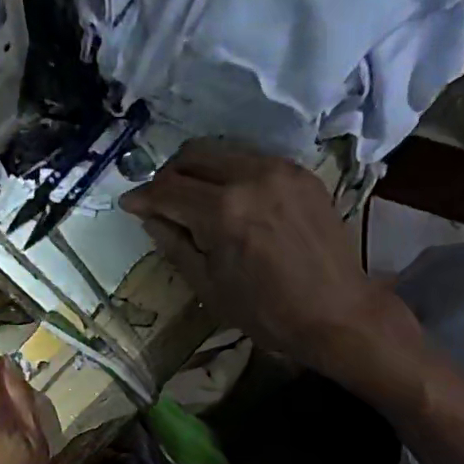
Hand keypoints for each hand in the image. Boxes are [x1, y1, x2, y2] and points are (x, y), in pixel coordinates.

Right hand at [120, 138, 427, 408]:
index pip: (168, 188)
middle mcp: (251, 177)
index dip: (142, 196)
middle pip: (193, 155)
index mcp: (223, 211)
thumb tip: (150, 217)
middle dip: (167, 175)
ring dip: (198, 170)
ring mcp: (281, 170)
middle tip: (159, 201)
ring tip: (192, 199)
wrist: (335, 312)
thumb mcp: (206, 284)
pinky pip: (252, 159)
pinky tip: (229, 200)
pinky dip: (230, 172)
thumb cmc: (264, 311)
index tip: (128, 204)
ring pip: (222, 150)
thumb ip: (174, 244)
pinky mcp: (301, 173)